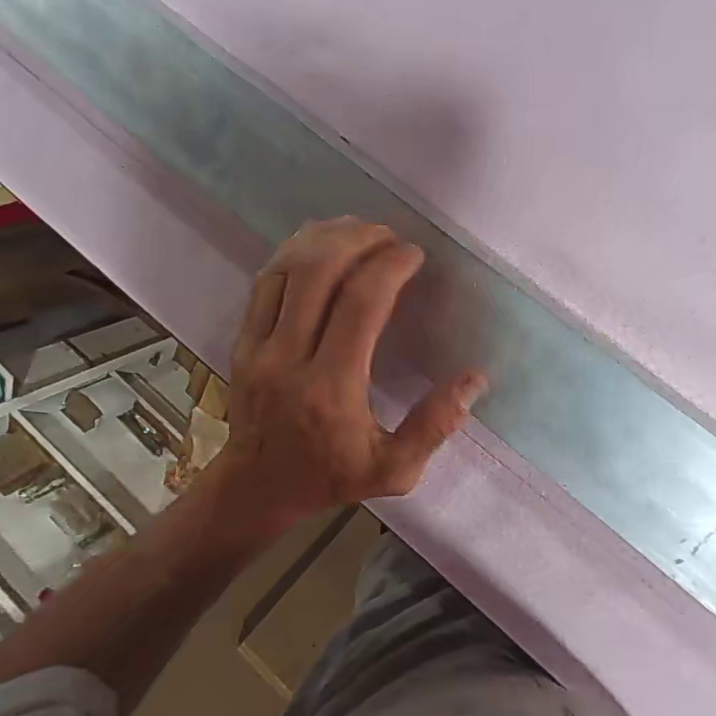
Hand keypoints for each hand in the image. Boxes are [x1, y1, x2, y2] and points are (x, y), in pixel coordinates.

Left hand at [206, 217, 486, 525]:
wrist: (258, 485)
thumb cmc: (329, 477)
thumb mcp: (393, 470)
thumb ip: (434, 426)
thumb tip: (474, 380)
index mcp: (332, 389)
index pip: (360, 304)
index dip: (389, 266)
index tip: (413, 254)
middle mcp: (289, 359)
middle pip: (319, 274)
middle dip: (358, 240)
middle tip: (387, 235)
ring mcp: (258, 348)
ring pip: (286, 271)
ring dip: (323, 240)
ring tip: (355, 229)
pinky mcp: (241, 343)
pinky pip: (263, 284)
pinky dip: (291, 256)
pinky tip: (315, 245)